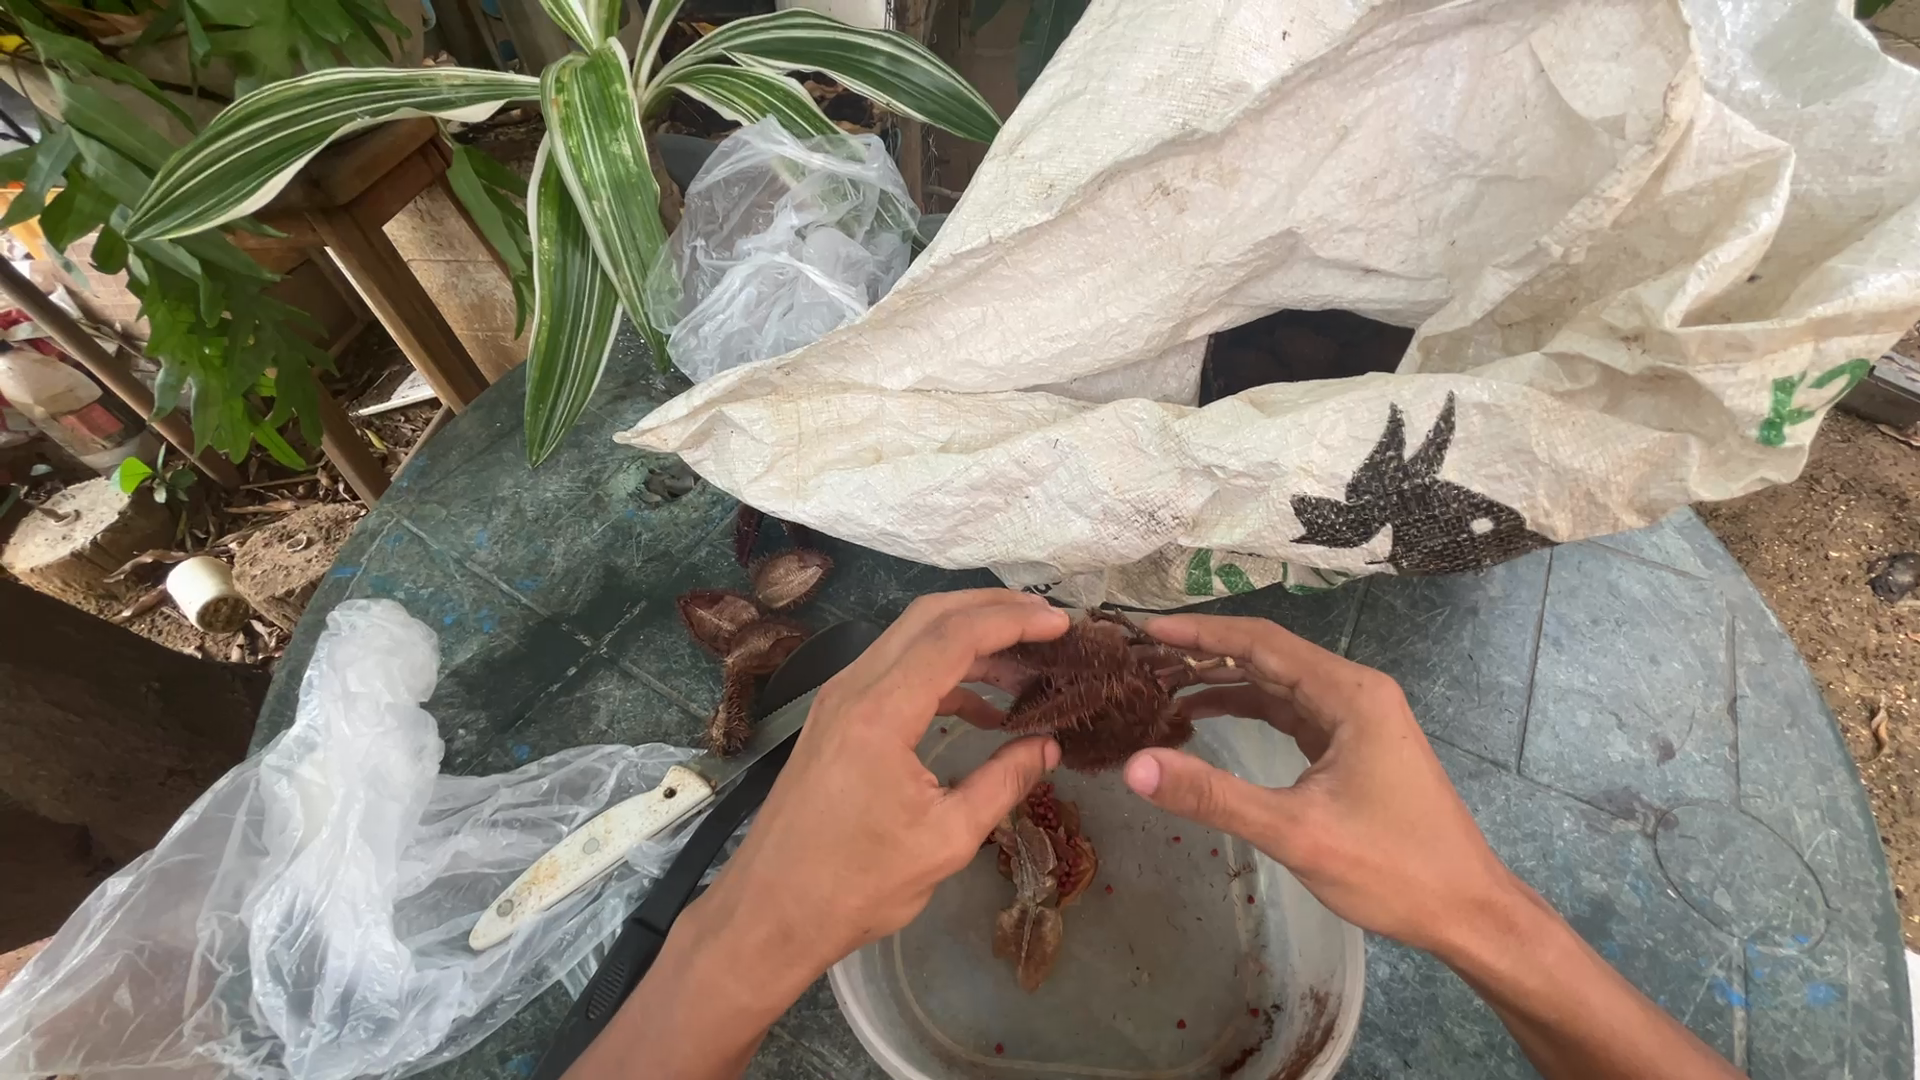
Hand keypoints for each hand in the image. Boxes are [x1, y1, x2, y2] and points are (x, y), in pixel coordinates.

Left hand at [695, 590, 1069, 984]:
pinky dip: (942, 671)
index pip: (955, 636)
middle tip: (1046, 619)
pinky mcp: (838, 712)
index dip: (1012, 621)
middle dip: (992, 608)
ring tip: (1024, 659)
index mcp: (882, 711)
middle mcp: (856, 685)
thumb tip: (1047, 747)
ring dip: (968, 636)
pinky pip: (897, 668)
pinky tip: (980, 705)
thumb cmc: (857, 884)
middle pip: (929, 616)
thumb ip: (1003, 783)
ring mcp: (841, 695)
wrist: (770, 910)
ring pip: (911, 636)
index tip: (1060, 622)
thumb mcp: (946, 839)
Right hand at [1123, 615, 1740, 1079]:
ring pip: (1274, 678)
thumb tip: (1135, 766)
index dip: (1200, 632)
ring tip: (1161, 679)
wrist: (1473, 915)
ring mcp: (1354, 713)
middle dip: (1204, 651)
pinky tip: (1205, 710)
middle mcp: (1353, 689)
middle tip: (1144, 655)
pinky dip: (1244, 703)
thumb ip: (1212, 795)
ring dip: (1221, 676)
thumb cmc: (1394, 870)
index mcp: (1349, 693)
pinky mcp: (1349, 738)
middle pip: (1266, 652)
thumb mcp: (1295, 833)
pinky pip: (1286, 705)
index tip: (1148, 632)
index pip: (1261, 642)